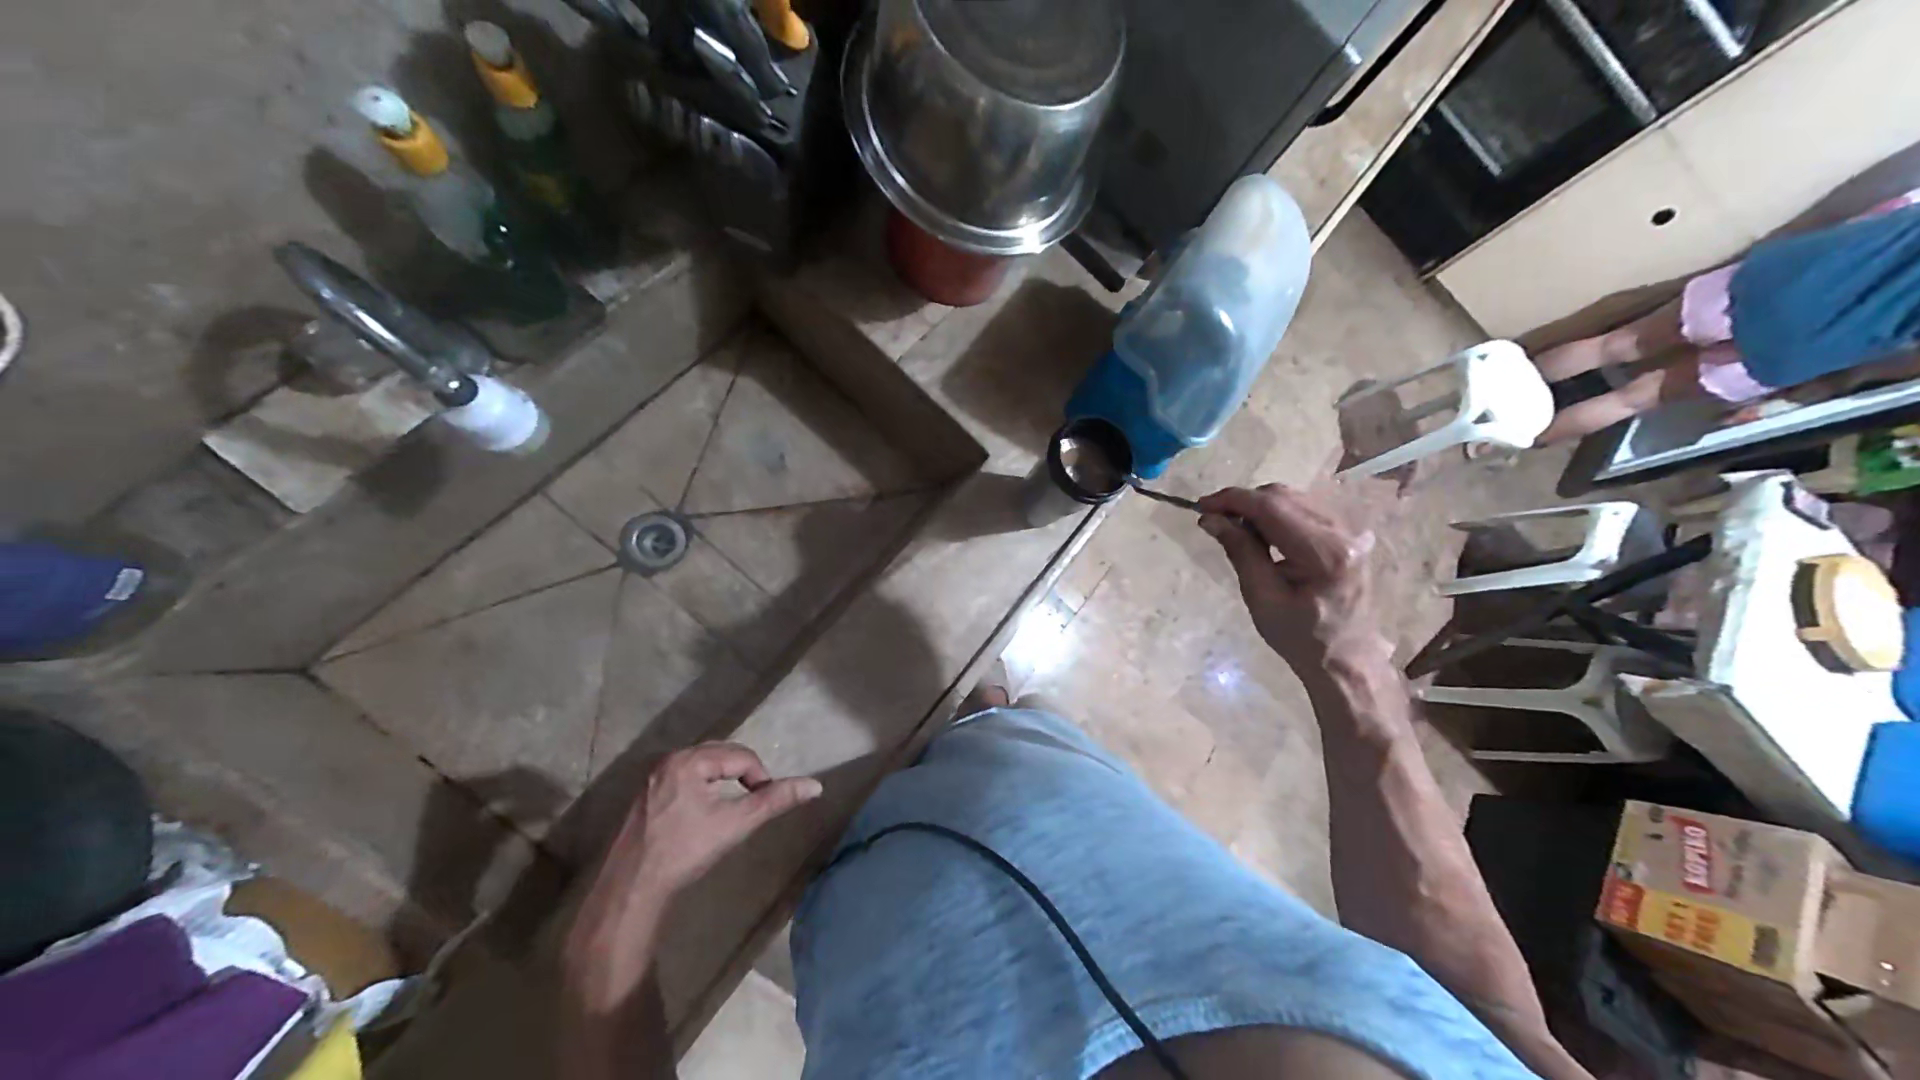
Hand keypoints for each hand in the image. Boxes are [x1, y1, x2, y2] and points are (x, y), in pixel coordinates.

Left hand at [620, 742, 823, 896]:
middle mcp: (669, 759)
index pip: (741, 756)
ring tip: (735, 803)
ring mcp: (653, 775)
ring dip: (724, 777)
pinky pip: (685, 775)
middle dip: (743, 772)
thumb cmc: (686, 851)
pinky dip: (704, 784)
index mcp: (689, 761)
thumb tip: (816, 785)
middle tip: (754, 799)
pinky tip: (706, 809)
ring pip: (702, 764)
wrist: (632, 887)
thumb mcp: (736, 823)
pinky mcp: (645, 793)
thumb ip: (774, 800)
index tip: (766, 802)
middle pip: (721, 753)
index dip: (761, 776)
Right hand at [1196, 485, 1385, 671]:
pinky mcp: (1348, 533)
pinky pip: (1304, 509)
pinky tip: (1263, 535)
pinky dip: (1277, 515)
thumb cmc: (1300, 635)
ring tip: (1237, 531)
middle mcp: (1342, 531)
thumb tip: (1210, 519)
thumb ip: (1239, 551)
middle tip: (1215, 522)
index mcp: (1323, 552)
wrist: (1346, 655)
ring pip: (1292, 499)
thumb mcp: (1261, 597)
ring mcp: (1349, 530)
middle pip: (1282, 497)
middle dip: (1243, 502)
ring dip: (1258, 508)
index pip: (1271, 507)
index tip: (1200, 507)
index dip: (1232, 500)